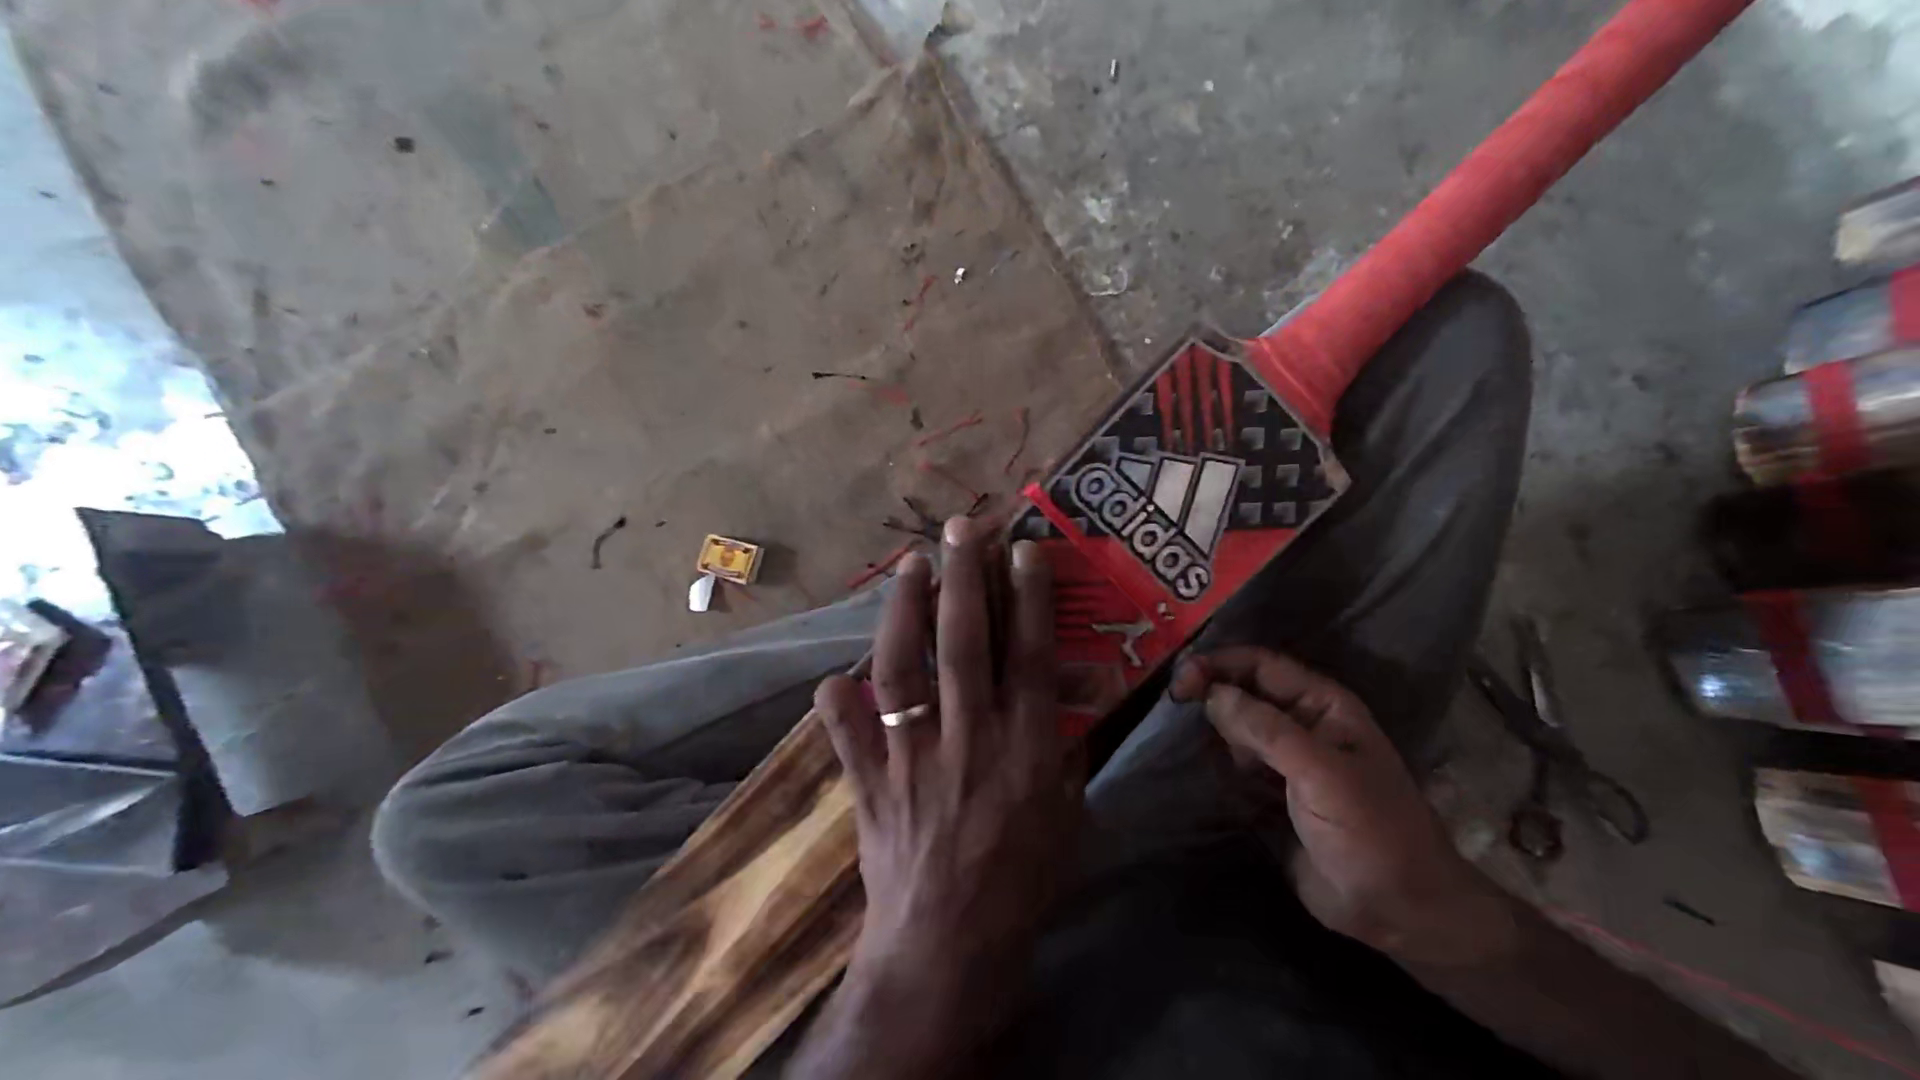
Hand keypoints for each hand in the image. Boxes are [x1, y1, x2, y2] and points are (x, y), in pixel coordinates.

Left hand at [797, 518, 1077, 1075]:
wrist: (949, 949)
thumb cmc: (1022, 881)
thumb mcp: (1067, 814)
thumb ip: (1067, 748)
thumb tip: (1072, 690)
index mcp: (1024, 751)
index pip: (1028, 657)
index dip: (1027, 597)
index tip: (1022, 549)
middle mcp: (968, 740)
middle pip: (964, 644)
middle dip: (963, 579)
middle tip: (961, 528)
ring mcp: (911, 758)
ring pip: (903, 669)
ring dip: (904, 612)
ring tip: (909, 565)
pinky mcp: (870, 784)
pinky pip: (847, 734)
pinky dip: (837, 702)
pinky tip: (834, 675)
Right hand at [1172, 647, 1513, 967]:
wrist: (1400, 913)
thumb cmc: (1373, 832)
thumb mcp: (1323, 773)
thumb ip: (1267, 731)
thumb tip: (1211, 694)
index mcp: (1322, 706)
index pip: (1261, 665)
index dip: (1220, 664)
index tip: (1180, 680)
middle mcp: (1298, 726)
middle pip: (1242, 693)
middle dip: (1206, 693)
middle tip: (1168, 708)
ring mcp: (1282, 763)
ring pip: (1231, 730)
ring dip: (1203, 729)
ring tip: (1168, 735)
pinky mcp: (1267, 797)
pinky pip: (1229, 768)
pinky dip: (1207, 764)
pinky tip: (1183, 766)